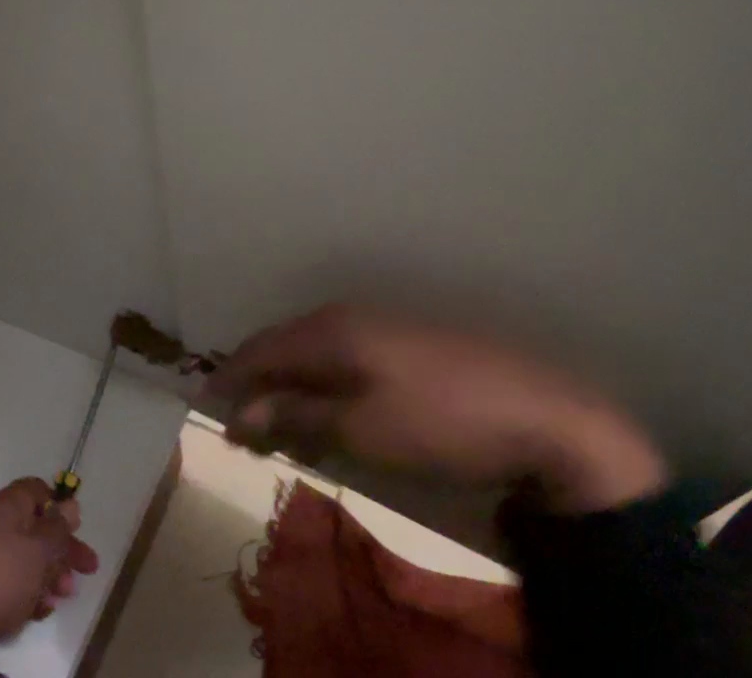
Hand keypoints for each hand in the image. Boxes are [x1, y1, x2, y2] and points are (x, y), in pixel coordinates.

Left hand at [0, 478, 100, 647]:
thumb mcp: (39, 549)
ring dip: (50, 574)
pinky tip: (40, 610)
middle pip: (36, 527)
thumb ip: (59, 527)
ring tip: (62, 597)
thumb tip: (70, 504)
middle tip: (87, 569)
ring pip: (26, 557)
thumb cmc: (2, 575)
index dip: (59, 505)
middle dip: (64, 549)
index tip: (77, 527)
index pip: (36, 489)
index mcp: (5, 506)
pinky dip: (29, 592)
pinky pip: (10, 580)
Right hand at [203, 304, 667, 512]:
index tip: (206, 412)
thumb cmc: (441, 423)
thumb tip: (241, 412)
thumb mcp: (361, 429)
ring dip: (291, 391)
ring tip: (278, 433)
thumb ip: (297, 415)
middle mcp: (351, 317)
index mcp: (332, 329)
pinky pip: (345, 362)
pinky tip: (329, 417)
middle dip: (258, 388)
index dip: (229, 381)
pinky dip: (323, 390)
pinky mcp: (409, 347)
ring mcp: (384, 328)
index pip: (260, 349)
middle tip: (239, 433)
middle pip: (285, 348)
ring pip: (316, 356)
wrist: (544, 417)